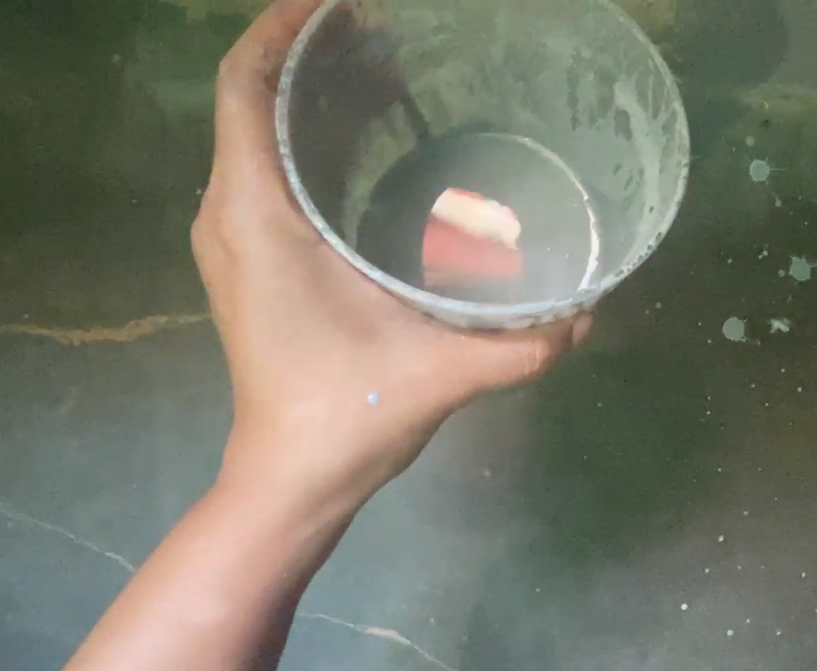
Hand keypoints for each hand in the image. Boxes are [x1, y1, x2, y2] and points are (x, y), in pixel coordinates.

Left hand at [193, 0, 589, 512]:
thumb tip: (586, 319)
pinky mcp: (249, 272)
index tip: (340, 3)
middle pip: (252, 105)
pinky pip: (264, 183)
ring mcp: (233, 246)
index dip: (284, 28)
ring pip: (256, 145)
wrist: (294, 479)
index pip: (247, 86)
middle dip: (312, 62)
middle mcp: (230, 217)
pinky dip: (306, 155)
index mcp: (258, 216)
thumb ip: (522, 347)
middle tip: (387, 41)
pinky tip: (363, 164)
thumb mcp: (444, 374)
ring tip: (382, 87)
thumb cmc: (348, 417)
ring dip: (309, 109)